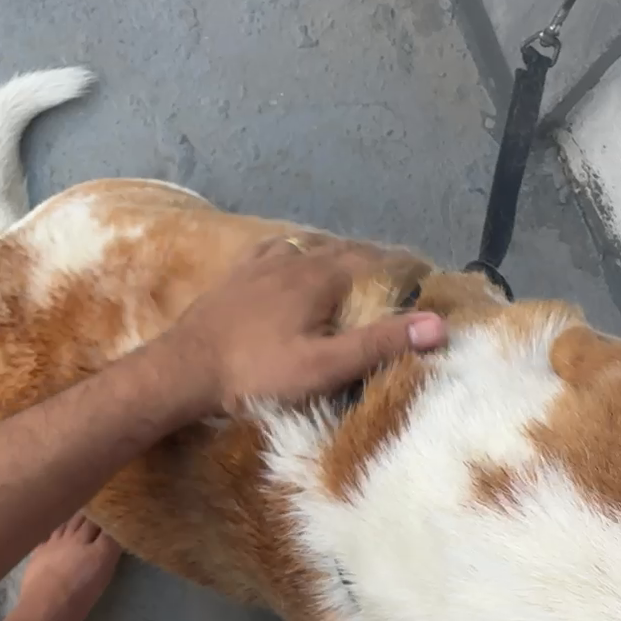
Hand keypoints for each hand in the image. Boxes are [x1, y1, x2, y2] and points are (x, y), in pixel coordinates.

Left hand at [161, 236, 447, 413]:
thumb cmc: (254, 373)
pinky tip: (288, 260)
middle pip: (342, 250)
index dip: (402, 266)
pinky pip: (271, 253)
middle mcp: (292, 260)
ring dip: (333, 255)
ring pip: (306, 248)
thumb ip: (376, 344)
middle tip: (393, 275)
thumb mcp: (322, 367)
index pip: (374, 260)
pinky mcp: (233, 278)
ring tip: (350, 268)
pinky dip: (293, 254)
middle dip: (372, 260)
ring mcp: (258, 266)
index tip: (423, 275)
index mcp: (319, 277)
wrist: (183, 369)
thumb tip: (437, 324)